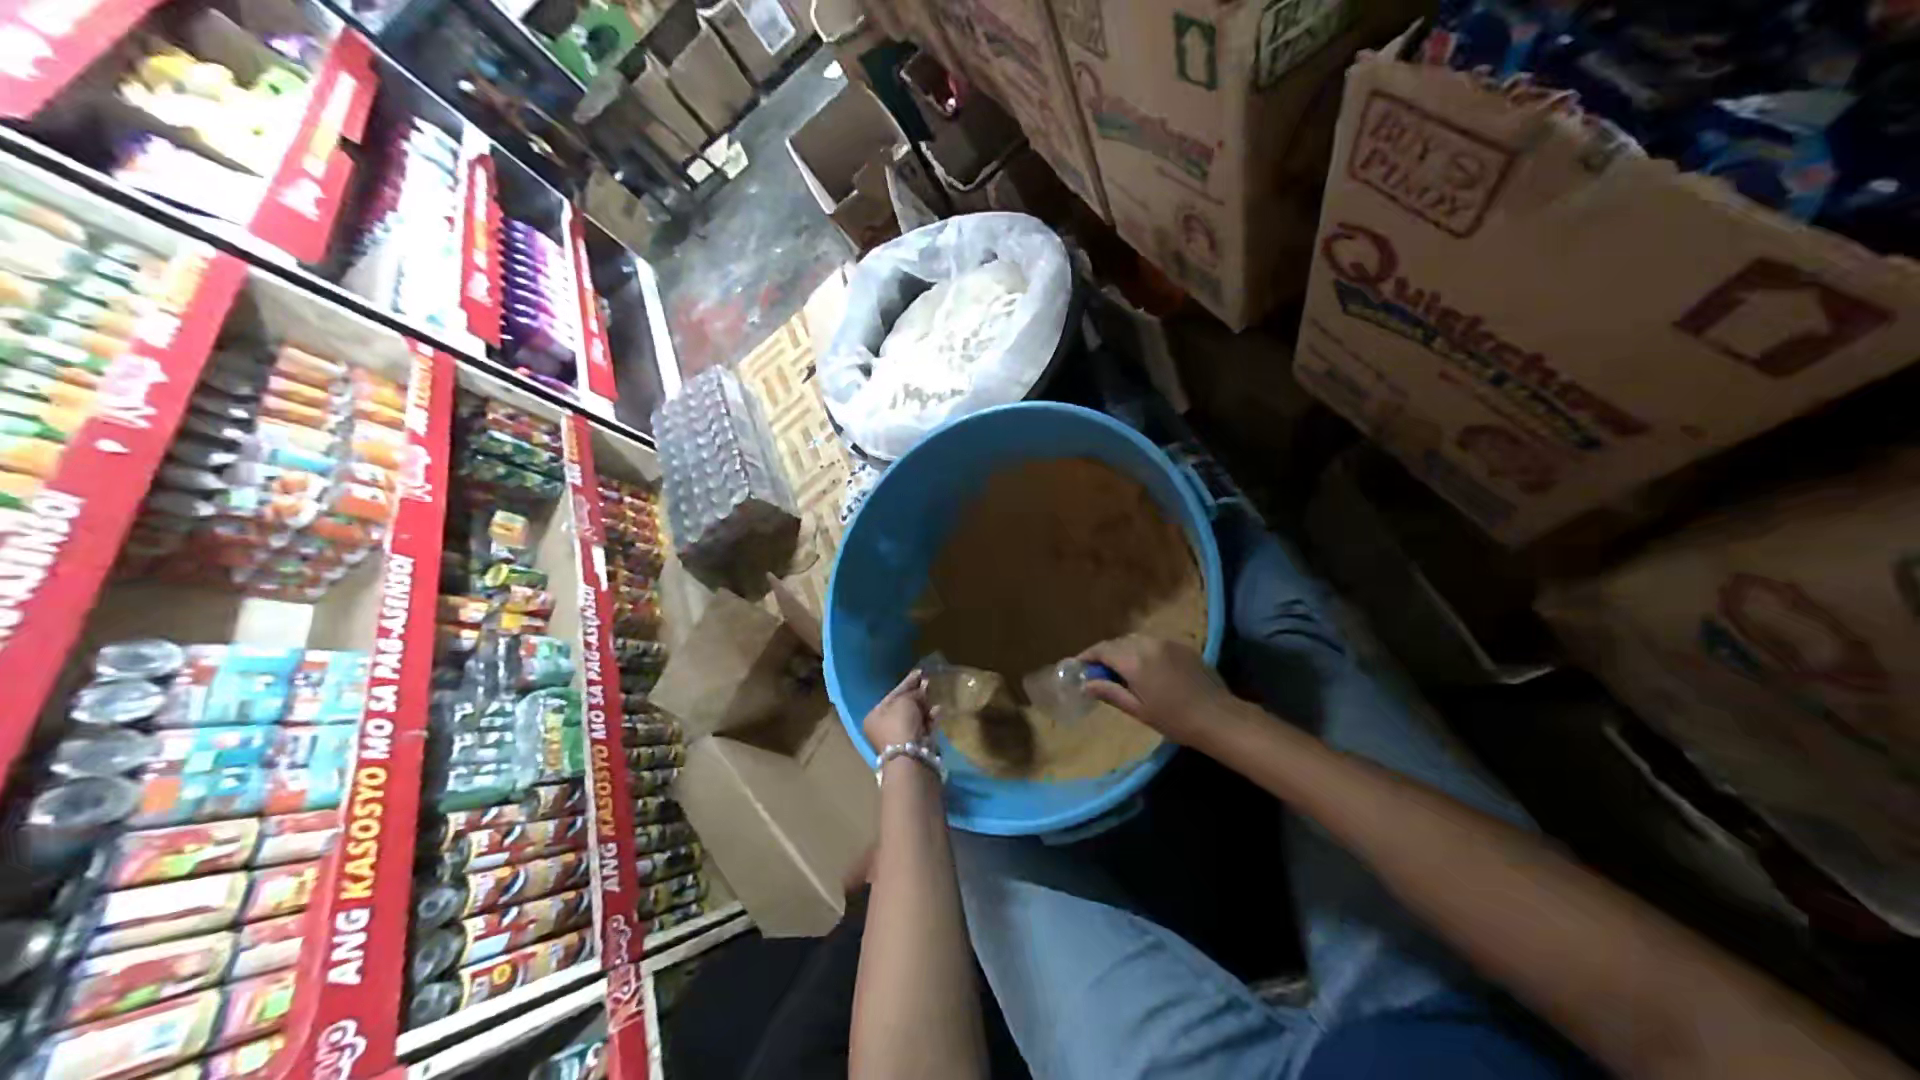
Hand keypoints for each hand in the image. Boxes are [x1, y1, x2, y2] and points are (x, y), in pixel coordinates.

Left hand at [864, 668, 932, 748]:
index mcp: (875, 716)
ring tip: (934, 698)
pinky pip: (922, 728)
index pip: (892, 695)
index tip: (920, 673)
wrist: (910, 756)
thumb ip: (913, 693)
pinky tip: (937, 712)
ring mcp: (898, 738)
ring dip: (925, 707)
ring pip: (914, 718)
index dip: (907, 683)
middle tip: (929, 683)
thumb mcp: (905, 701)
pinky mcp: (913, 747)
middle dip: (917, 695)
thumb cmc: (900, 724)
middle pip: (903, 707)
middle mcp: (883, 727)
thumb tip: (922, 690)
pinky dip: (929, 720)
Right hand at [1078, 635, 1239, 746]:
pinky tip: (1143, 667)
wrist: (1218, 717)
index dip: (1087, 656)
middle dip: (1104, 653)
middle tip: (1097, 671)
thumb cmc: (1174, 720)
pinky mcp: (1182, 646)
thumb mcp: (1137, 710)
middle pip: (1117, 642)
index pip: (1102, 649)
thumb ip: (1110, 692)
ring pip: (1135, 639)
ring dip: (1122, 650)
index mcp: (1134, 660)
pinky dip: (1140, 649)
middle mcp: (1148, 644)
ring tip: (1119, 669)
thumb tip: (1086, 684)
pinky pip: (1152, 642)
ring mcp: (1167, 642)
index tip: (1078, 665)